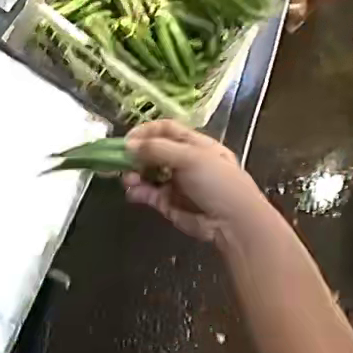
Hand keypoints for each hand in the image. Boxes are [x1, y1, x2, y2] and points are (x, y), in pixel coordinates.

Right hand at [123, 121, 270, 242]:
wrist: (233, 222)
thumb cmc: (218, 182)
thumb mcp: (190, 157)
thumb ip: (157, 149)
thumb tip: (128, 146)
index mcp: (194, 144)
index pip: (165, 130)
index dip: (145, 132)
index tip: (127, 140)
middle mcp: (183, 161)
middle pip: (152, 151)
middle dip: (135, 155)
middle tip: (119, 160)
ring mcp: (175, 183)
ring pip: (147, 173)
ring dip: (134, 174)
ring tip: (127, 179)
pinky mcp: (168, 203)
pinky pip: (148, 194)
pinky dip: (138, 192)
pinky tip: (133, 192)